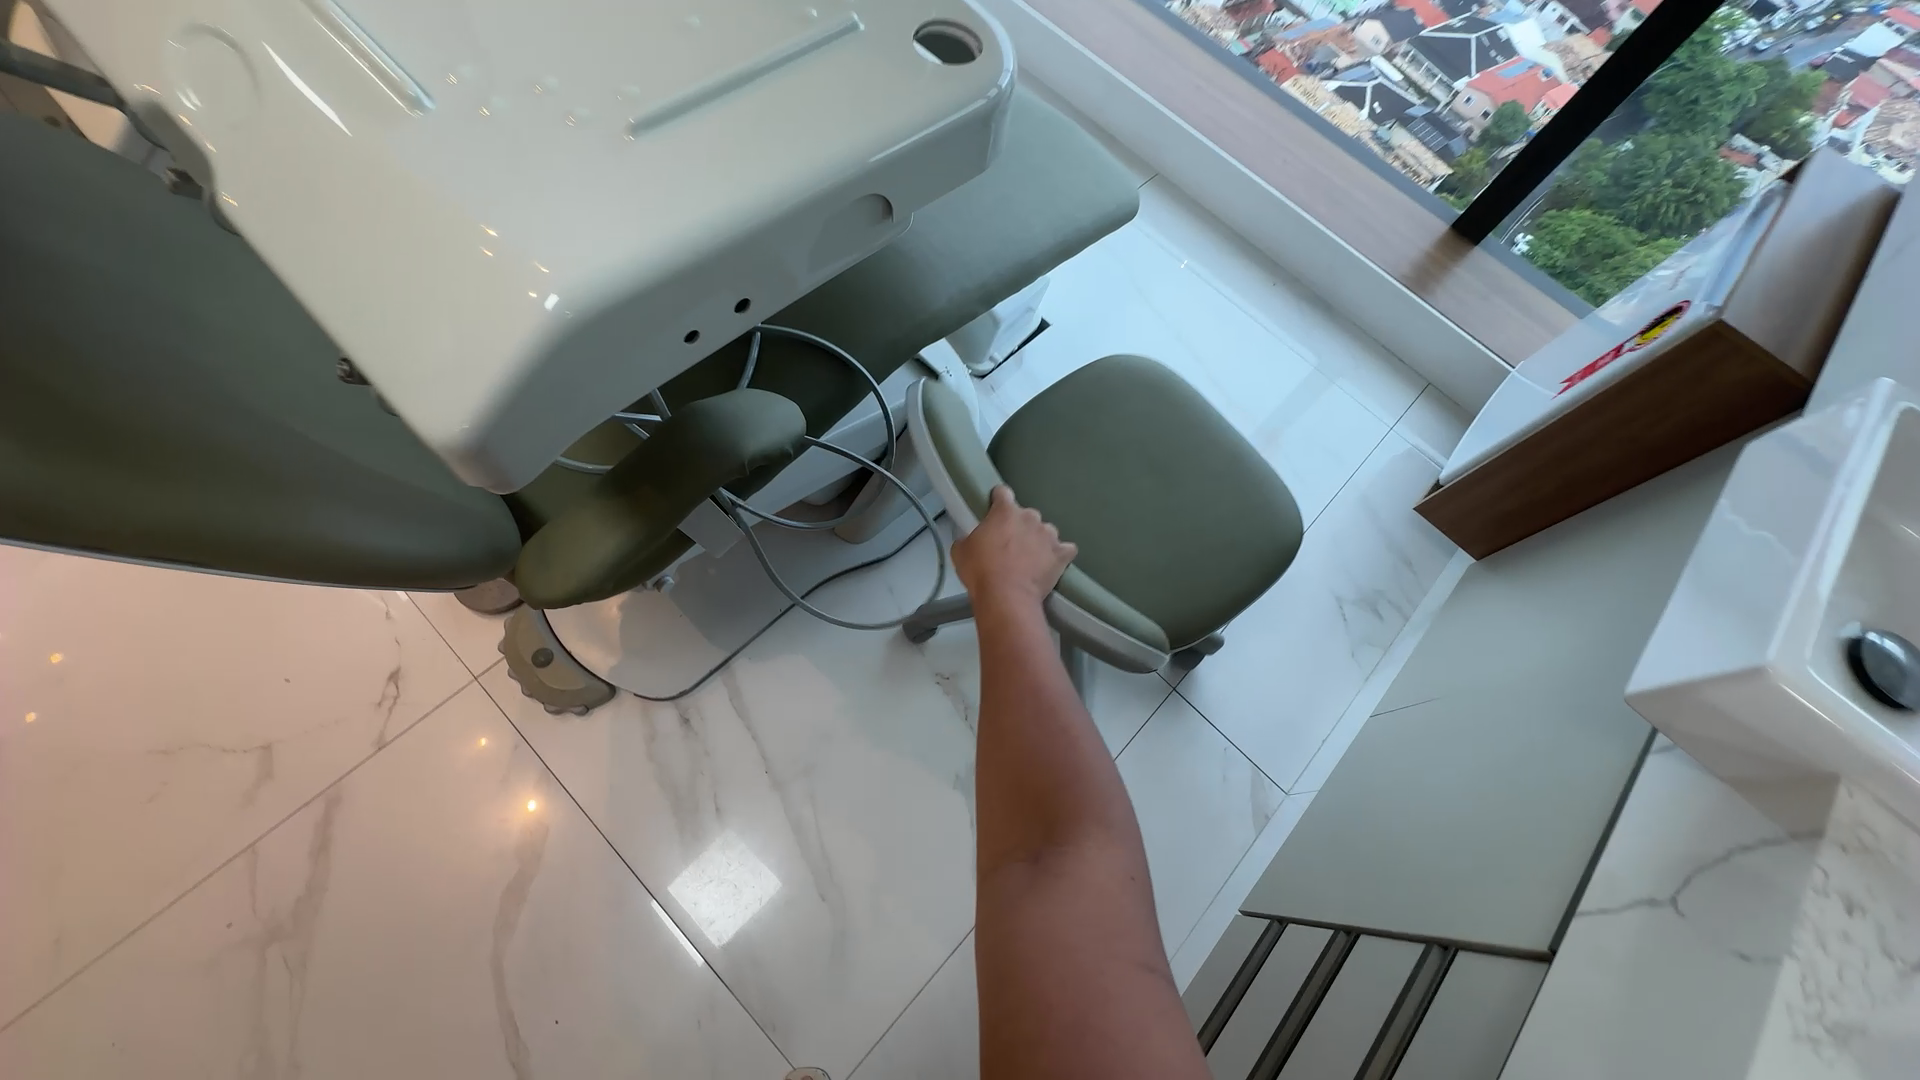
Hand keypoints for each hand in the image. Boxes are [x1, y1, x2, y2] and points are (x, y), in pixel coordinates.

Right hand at [953, 486, 1076, 614]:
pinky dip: (1059, 555)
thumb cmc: (980, 571)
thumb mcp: (960, 551)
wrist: (1006, 597)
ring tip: (1031, 558)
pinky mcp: (1061, 554)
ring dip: (1039, 540)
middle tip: (1009, 545)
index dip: (998, 501)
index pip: (1003, 493)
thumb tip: (971, 540)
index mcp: (1004, 511)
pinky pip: (1065, 549)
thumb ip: (968, 537)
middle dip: (1019, 526)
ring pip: (1046, 531)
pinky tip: (1052, 564)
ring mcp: (1049, 535)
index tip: (994, 510)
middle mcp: (1030, 517)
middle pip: (1026, 515)